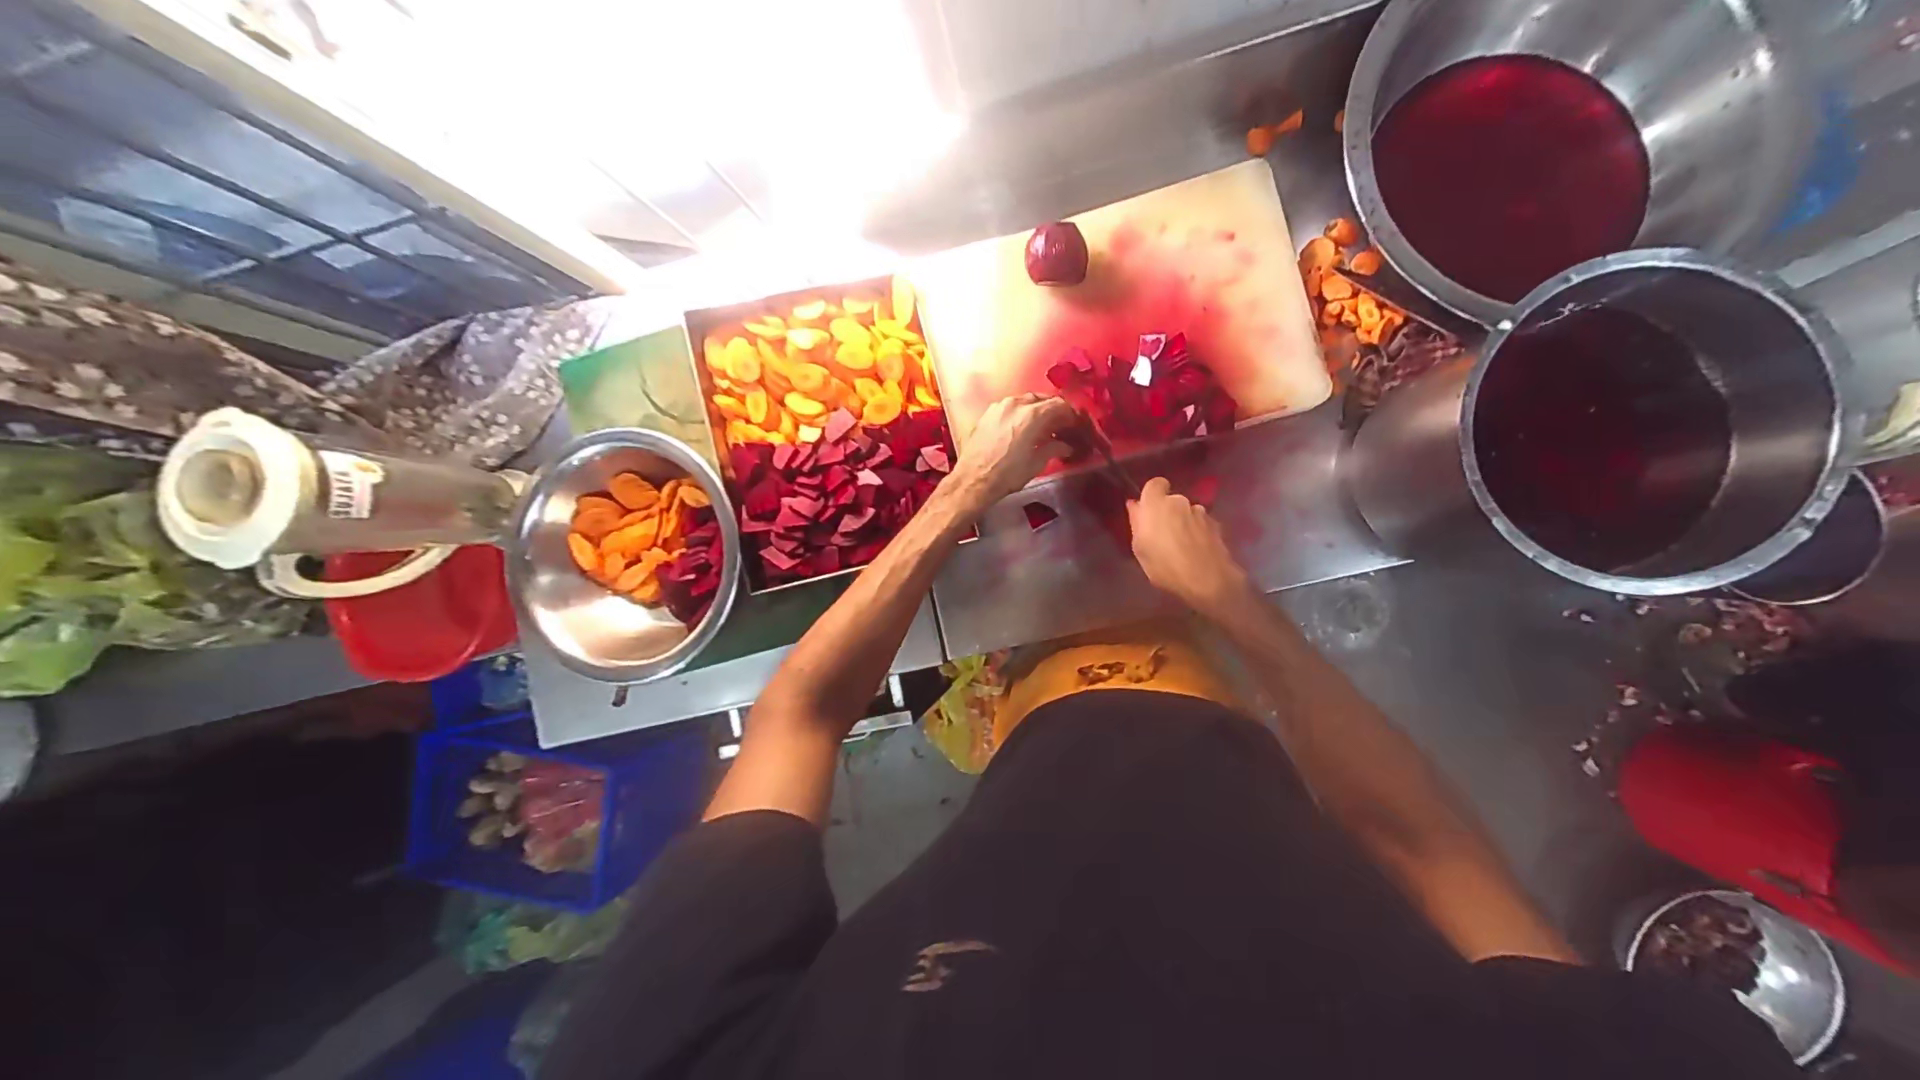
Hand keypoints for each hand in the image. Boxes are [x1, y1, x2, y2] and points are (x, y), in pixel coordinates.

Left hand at [944, 393, 1078, 515]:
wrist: (973, 480)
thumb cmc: (1007, 474)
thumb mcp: (1036, 463)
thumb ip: (1054, 448)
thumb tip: (1065, 446)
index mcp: (1032, 415)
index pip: (1060, 405)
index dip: (1070, 415)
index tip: (1074, 426)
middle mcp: (1016, 404)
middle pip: (1043, 399)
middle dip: (1054, 411)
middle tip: (1060, 427)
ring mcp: (999, 406)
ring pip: (1026, 401)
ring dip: (1037, 411)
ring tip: (1041, 428)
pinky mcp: (988, 413)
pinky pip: (1011, 407)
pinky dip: (1021, 413)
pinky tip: (1022, 429)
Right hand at [1127, 476, 1254, 617]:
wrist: (1207, 580)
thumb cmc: (1164, 565)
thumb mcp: (1140, 547)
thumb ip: (1137, 522)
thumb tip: (1134, 505)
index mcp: (1157, 504)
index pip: (1155, 483)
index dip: (1152, 494)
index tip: (1148, 510)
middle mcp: (1180, 501)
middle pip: (1172, 500)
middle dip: (1168, 512)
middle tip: (1163, 535)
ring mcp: (1201, 512)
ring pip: (1188, 512)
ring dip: (1184, 523)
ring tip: (1183, 546)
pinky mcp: (1216, 525)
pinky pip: (1201, 524)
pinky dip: (1198, 532)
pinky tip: (1197, 551)